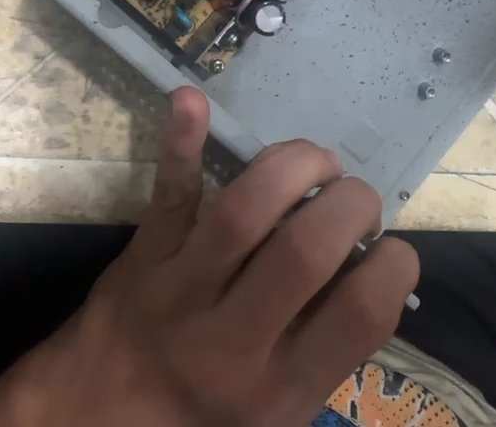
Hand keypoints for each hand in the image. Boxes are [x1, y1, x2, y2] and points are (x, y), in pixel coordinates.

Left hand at [0, 86, 418, 426]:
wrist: (103, 407)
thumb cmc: (207, 406)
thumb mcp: (282, 405)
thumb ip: (329, 342)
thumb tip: (374, 263)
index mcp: (281, 385)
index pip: (359, 314)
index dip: (392, 265)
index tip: (389, 247)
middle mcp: (232, 338)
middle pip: (303, 252)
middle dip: (349, 205)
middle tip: (354, 197)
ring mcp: (181, 287)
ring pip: (242, 212)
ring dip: (292, 169)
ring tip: (319, 162)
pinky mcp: (146, 250)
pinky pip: (169, 193)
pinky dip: (181, 142)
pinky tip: (192, 99)